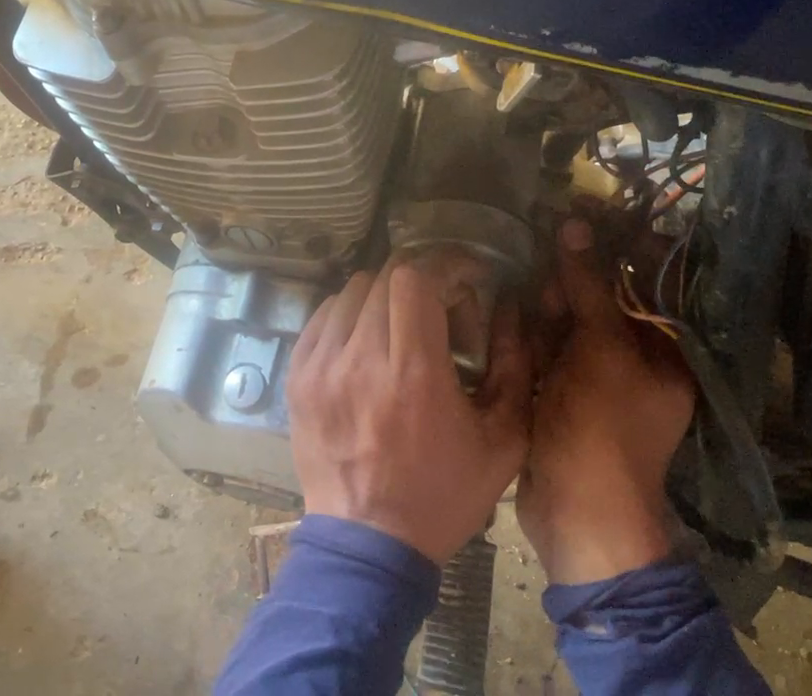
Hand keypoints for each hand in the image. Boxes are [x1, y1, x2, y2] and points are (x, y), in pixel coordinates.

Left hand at [288, 253, 532, 564]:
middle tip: (438, 316)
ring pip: (349, 291)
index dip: (445, 268)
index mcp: (413, 373)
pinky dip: (348, 316)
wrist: (368, 543)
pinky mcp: (296, 377)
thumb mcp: (503, 441)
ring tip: (400, 330)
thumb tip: (510, 308)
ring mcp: (320, 366)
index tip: (465, 285)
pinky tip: (366, 344)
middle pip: (383, 278)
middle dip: (419, 284)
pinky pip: (321, 317)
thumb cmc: (442, 494)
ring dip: (382, 298)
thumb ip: (515, 367)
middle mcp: (359, 359)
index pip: (415, 277)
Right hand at [517, 218, 696, 584]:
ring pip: (573, 323)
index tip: (586, 211)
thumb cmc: (601, 425)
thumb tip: (575, 224)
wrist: (576, 511)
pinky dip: (534, 329)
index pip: (649, 281)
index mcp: (666, 351)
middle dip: (576, 273)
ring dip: (550, 298)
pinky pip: (551, 350)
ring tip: (524, 273)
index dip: (621, 245)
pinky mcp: (563, 392)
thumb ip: (588, 286)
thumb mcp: (600, 349)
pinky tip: (511, 306)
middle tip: (546, 244)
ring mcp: (597, 378)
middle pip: (606, 300)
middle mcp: (636, 361)